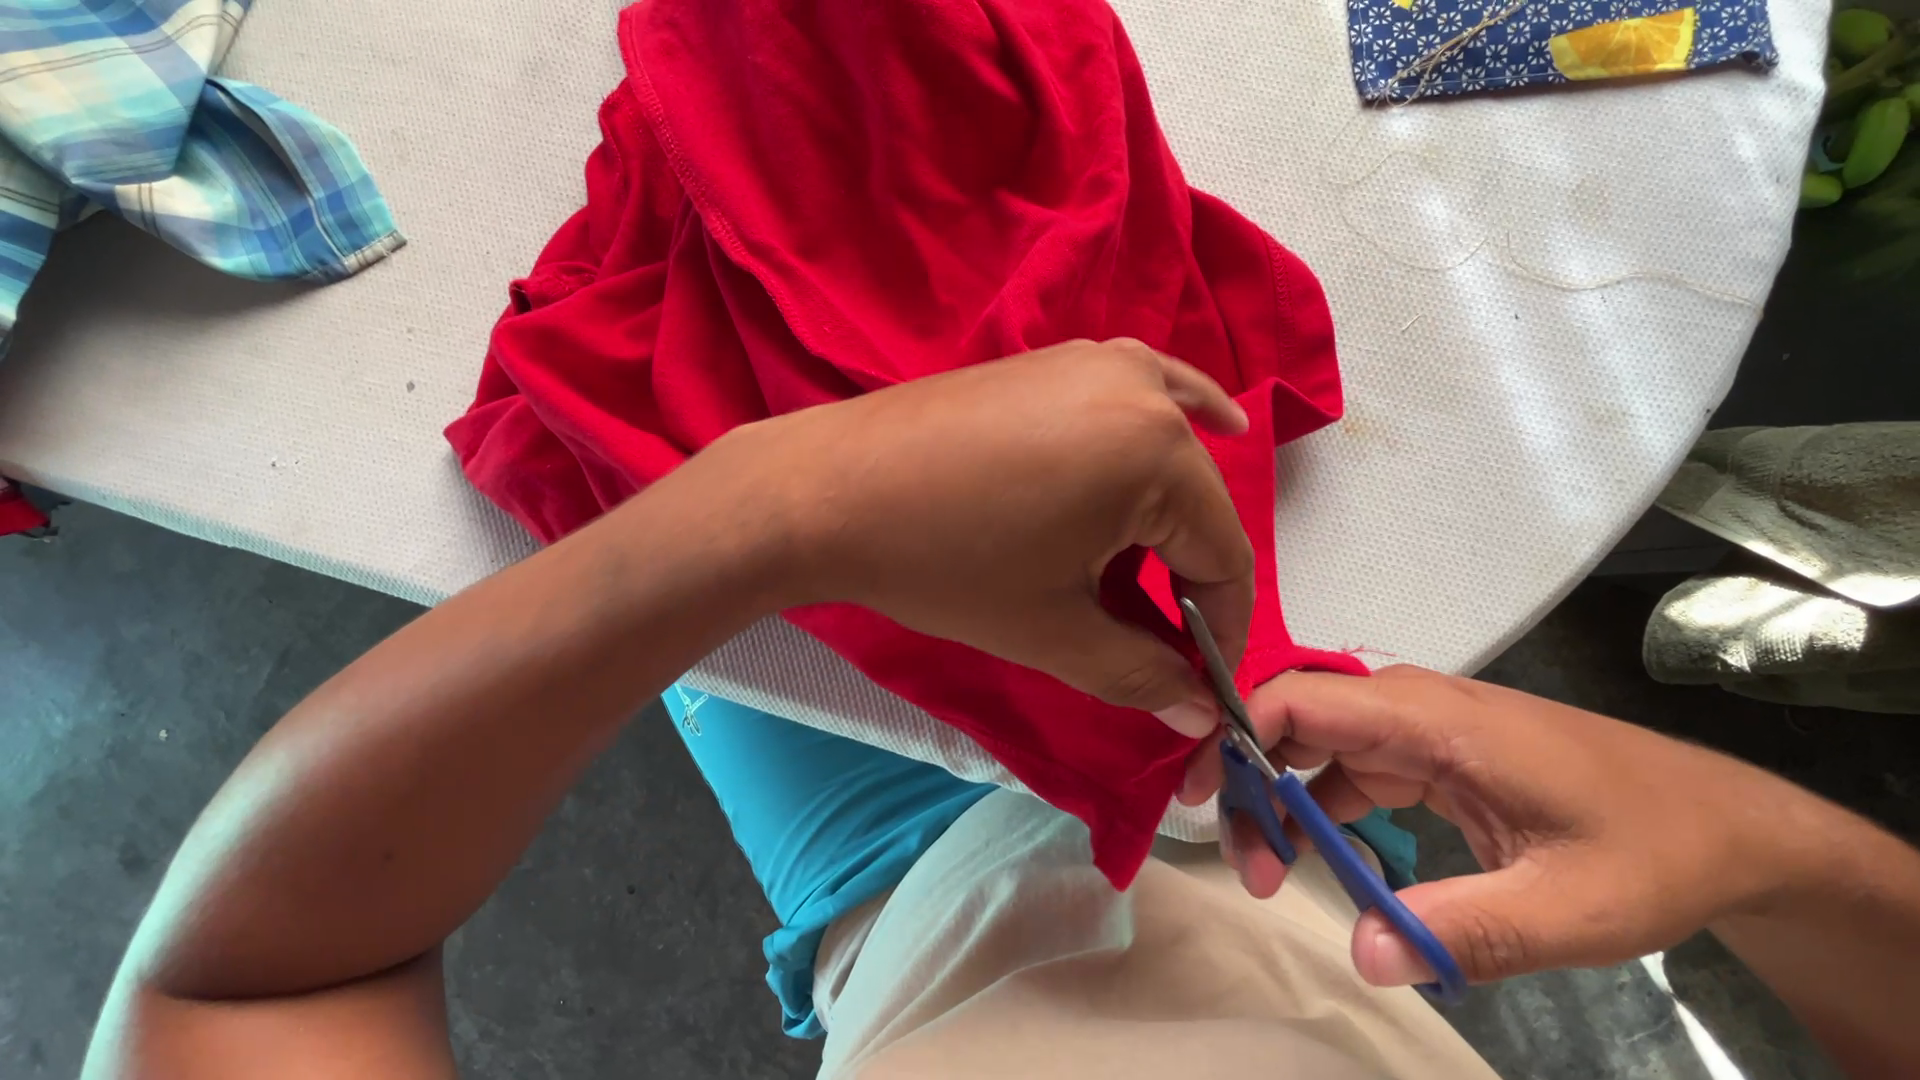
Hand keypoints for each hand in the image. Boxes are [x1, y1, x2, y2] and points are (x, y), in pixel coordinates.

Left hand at [687, 338, 1253, 735]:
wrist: (827, 491)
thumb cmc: (943, 563)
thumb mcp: (1053, 631)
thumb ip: (1141, 673)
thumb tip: (1199, 709)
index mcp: (1157, 452)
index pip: (1226, 557)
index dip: (1221, 630)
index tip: (1203, 681)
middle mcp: (1142, 388)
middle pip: (1198, 503)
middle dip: (1185, 579)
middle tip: (1157, 637)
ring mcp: (1095, 360)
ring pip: (1170, 451)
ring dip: (1168, 517)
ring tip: (1144, 572)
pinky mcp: (1056, 358)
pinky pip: (1138, 394)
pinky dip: (1165, 426)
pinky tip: (1203, 426)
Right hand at [1180, 666, 1824, 986]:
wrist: (1727, 825)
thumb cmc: (1652, 846)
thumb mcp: (1573, 904)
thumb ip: (1468, 928)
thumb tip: (1362, 955)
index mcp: (1431, 717)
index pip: (1300, 698)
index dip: (1234, 734)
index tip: (1198, 794)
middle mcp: (1408, 708)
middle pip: (1291, 723)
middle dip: (1247, 783)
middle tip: (1245, 864)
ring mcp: (1415, 729)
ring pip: (1311, 748)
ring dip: (1277, 802)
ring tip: (1269, 871)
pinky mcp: (1424, 754)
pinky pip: (1344, 770)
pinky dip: (1315, 809)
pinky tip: (1320, 857)